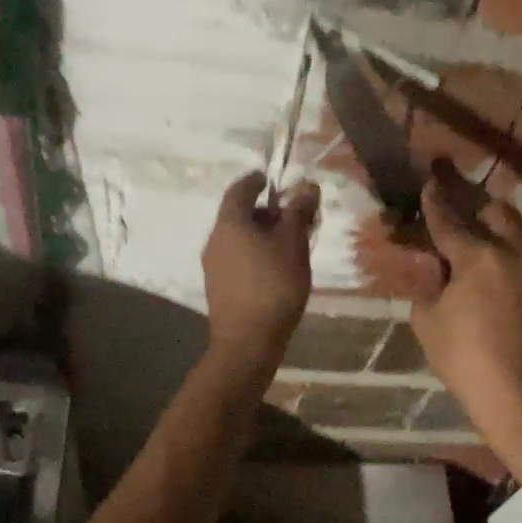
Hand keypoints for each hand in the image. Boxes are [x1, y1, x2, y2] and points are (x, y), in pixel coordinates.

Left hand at [202, 172, 318, 363]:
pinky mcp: (219, 289)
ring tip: (290, 247)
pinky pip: (238, 261)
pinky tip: (276, 271)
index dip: (258, 180)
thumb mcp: (293, 244)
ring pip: (239, 240)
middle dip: (266, 212)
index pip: (240, 188)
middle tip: (293, 217)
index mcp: (230, 223)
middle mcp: (215, 240)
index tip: (274, 181)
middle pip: (240, 215)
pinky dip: (256, 256)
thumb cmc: (273, 286)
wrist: (248, 342)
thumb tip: (307, 186)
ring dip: (262, 236)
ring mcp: (213, 267)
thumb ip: (299, 212)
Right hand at [407, 165, 521, 473]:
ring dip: (501, 240)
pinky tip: (509, 296)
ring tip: (486, 252)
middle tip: (463, 199)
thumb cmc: (468, 364)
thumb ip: (428, 287)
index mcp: (478, 258)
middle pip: (498, 213)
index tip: (430, 181)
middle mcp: (517, 255)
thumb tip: (433, 268)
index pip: (450, 220)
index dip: (436, 200)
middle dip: (477, 203)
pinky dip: (518, 274)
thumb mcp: (429, 326)